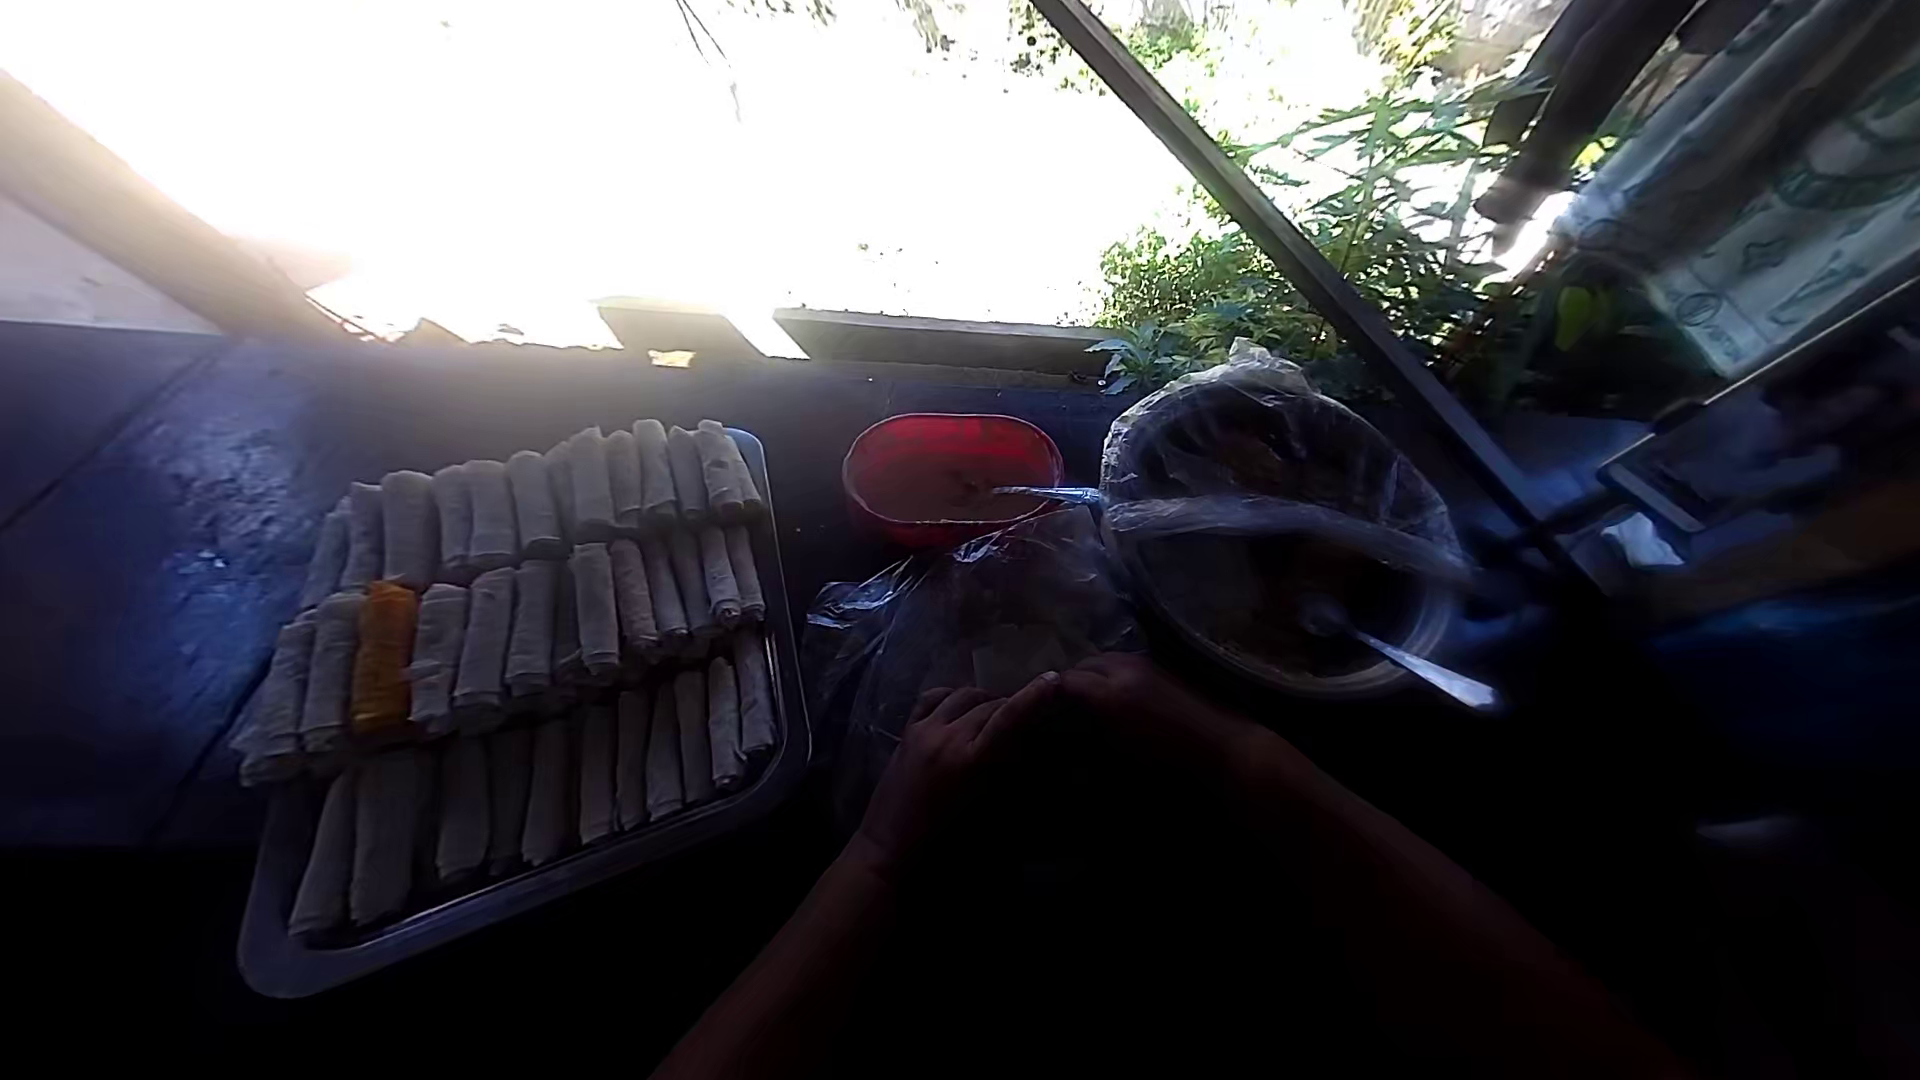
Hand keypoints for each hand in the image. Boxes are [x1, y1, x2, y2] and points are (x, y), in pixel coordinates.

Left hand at [853, 673, 1060, 871]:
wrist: (890, 859)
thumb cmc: (948, 851)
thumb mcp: (992, 818)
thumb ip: (1011, 778)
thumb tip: (1030, 753)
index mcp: (971, 761)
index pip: (1009, 717)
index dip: (1033, 696)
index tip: (1052, 678)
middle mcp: (946, 736)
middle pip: (989, 705)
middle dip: (1011, 705)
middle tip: (1027, 715)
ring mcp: (923, 730)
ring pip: (961, 695)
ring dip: (983, 699)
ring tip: (995, 711)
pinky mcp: (906, 732)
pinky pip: (932, 698)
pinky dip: (951, 696)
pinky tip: (960, 706)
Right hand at [1059, 653, 1271, 772]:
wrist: (1225, 752)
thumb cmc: (1170, 766)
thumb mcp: (1120, 761)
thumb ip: (1089, 742)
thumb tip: (1066, 740)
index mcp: (1110, 694)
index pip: (1066, 681)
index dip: (1051, 693)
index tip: (1044, 708)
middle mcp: (1123, 670)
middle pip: (1083, 664)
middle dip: (1070, 681)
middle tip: (1063, 704)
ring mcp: (1143, 665)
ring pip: (1103, 659)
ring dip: (1091, 674)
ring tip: (1087, 698)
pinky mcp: (1158, 667)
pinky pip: (1122, 663)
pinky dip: (1110, 673)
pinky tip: (1113, 694)